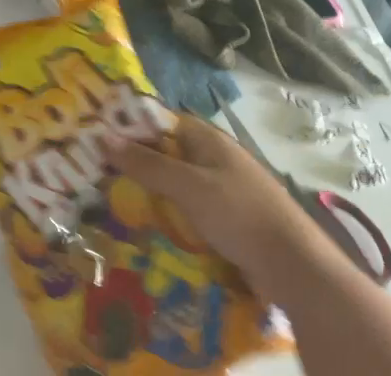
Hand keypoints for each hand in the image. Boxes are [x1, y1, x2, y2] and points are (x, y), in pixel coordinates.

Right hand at [108, 111, 341, 296]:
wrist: (295, 269)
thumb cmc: (240, 215)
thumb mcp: (188, 186)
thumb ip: (146, 163)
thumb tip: (103, 136)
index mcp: (209, 140)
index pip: (161, 121)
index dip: (130, 126)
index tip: (96, 136)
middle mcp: (215, 159)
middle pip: (166, 153)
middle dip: (135, 162)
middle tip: (96, 172)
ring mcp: (222, 190)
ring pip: (175, 184)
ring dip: (150, 192)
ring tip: (113, 201)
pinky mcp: (227, 220)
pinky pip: (188, 210)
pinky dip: (169, 215)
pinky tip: (148, 227)